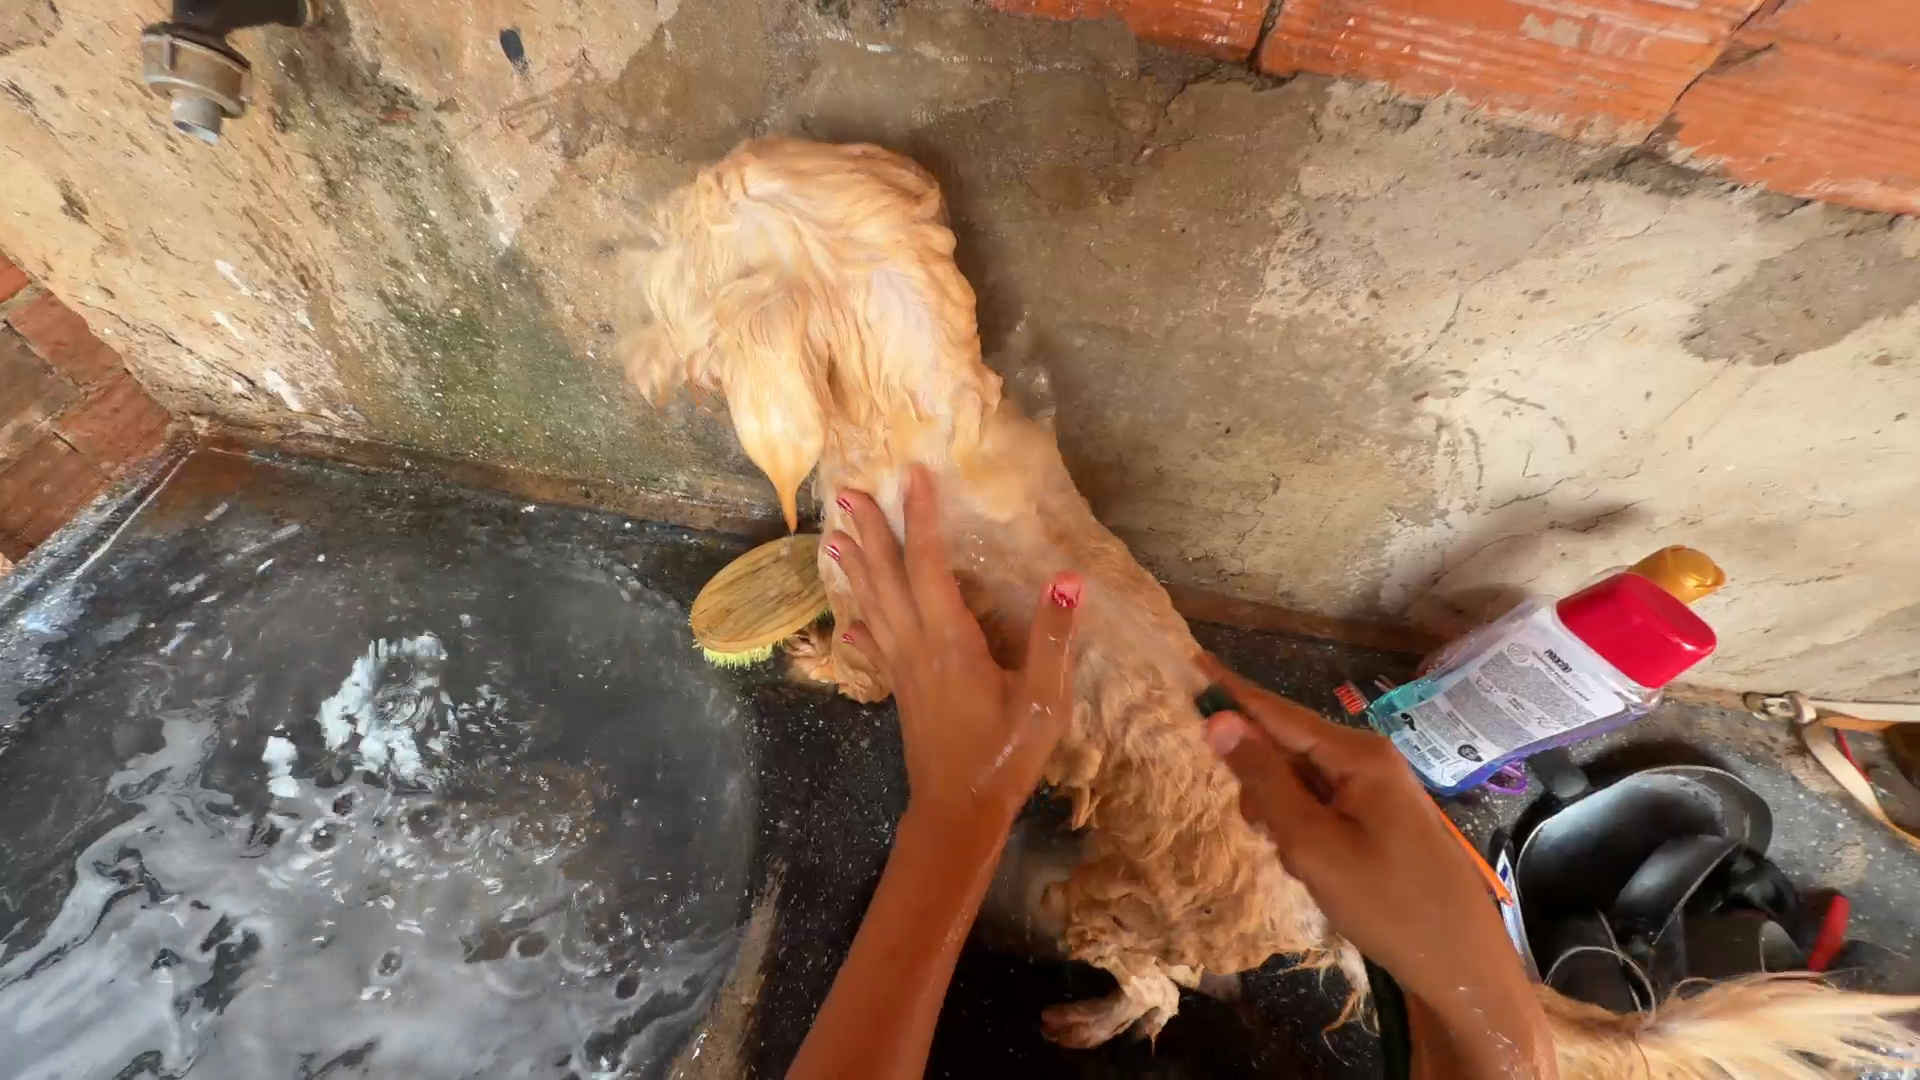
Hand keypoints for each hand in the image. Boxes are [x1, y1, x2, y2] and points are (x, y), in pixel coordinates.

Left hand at [828, 466, 1081, 827]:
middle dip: (869, 532)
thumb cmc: (1005, 754)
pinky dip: (859, 620)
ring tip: (832, 535)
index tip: (912, 476)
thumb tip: (1068, 578)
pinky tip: (846, 615)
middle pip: (886, 577)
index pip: (930, 565)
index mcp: (951, 640)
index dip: (922, 518)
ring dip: (854, 566)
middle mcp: (917, 644)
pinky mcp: (899, 685)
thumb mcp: (1044, 700)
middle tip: (845, 493)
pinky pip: (873, 641)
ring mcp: (901, 666)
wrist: (958, 809)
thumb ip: (1054, 638)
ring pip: (872, 603)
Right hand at [1198, 656, 1552, 1077]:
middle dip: (1261, 782)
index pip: (1276, 711)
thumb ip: (1262, 777)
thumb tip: (1218, 720)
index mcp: (1357, 755)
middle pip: (1286, 747)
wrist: (1464, 973)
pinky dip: (1303, 825)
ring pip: (1300, 779)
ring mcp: (1376, 787)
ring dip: (1281, 811)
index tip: (1192, 663)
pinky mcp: (1379, 814)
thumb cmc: (1388, 904)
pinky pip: (1321, 801)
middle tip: (1259, 829)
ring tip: (1296, 859)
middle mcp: (1368, 758)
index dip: (1231, 690)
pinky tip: (1314, 863)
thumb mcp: (1310, 842)